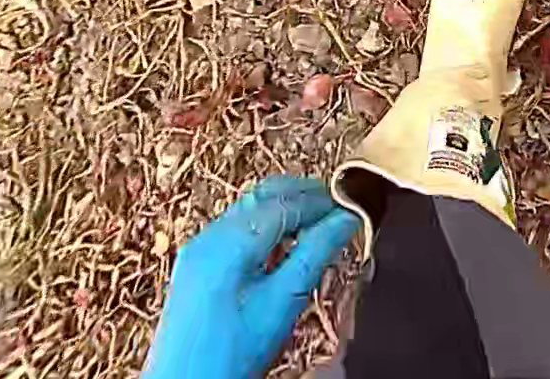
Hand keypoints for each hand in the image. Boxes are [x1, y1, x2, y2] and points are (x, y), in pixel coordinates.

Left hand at [144, 176, 358, 378]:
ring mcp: (200, 249)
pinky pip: (240, 225)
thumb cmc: (232, 355)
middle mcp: (210, 236)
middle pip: (268, 194)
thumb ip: (318, 250)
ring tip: (317, 226)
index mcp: (229, 242)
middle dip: (306, 197)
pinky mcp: (197, 265)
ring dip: (288, 208)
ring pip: (254, 207)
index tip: (352, 208)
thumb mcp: (283, 301)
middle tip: (338, 210)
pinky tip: (286, 244)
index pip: (288, 203)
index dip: (324, 202)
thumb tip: (350, 216)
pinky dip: (269, 224)